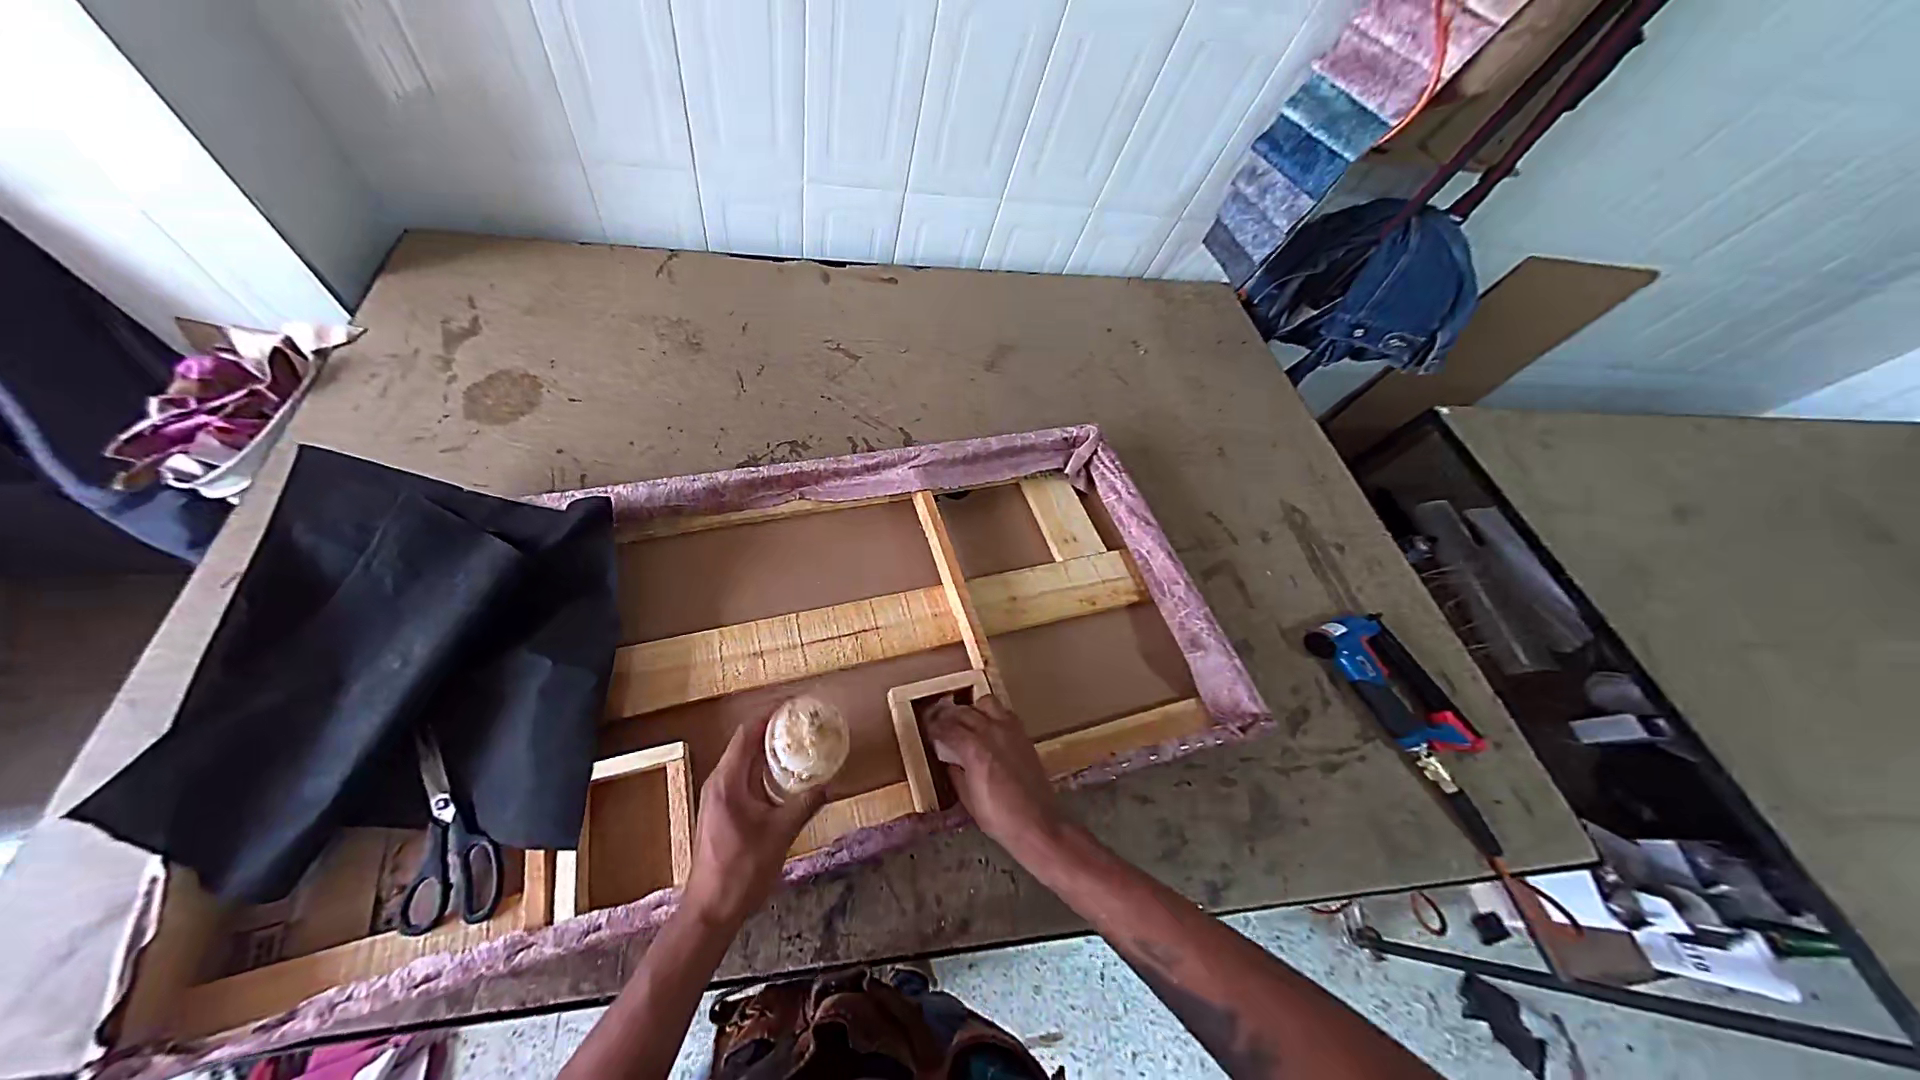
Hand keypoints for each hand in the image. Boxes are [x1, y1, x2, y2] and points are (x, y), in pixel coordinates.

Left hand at [678, 711, 825, 927]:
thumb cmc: (741, 871)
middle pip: (745, 743)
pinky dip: (765, 770)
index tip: (795, 705)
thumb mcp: (780, 834)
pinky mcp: (722, 811)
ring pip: (745, 761)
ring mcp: (718, 798)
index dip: (769, 714)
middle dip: (774, 729)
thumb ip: (804, 805)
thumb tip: (828, 784)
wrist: (710, 911)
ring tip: (799, 744)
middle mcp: (719, 783)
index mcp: (727, 781)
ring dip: (770, 750)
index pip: (747, 733)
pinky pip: (745, 778)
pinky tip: (787, 778)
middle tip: (803, 723)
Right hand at [923, 694, 1062, 855]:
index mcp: (974, 750)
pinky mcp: (1023, 734)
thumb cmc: (1000, 817)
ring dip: (970, 709)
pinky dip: (991, 713)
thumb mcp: (968, 800)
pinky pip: (1003, 712)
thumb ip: (956, 774)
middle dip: (947, 715)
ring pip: (984, 703)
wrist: (1037, 823)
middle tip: (937, 720)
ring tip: (963, 720)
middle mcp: (991, 733)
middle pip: (962, 712)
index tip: (927, 729)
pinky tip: (987, 725)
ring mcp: (1010, 730)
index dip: (934, 727)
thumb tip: (949, 760)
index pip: (946, 728)